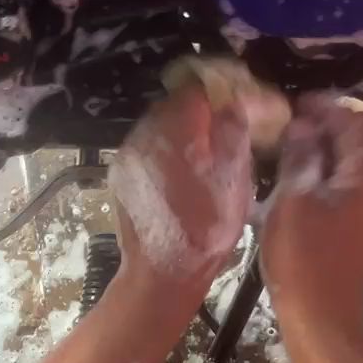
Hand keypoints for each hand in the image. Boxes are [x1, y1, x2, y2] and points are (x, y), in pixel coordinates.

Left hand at [108, 83, 253, 297]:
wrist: (162, 274)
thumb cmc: (205, 230)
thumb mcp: (235, 179)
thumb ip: (234, 131)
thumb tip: (236, 102)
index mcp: (174, 130)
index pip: (198, 88)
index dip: (224, 91)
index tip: (242, 104)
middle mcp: (143, 135)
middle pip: (175, 105)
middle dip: (204, 111)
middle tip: (229, 127)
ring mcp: (127, 156)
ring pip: (159, 126)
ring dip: (184, 132)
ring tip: (209, 152)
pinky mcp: (120, 175)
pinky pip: (147, 148)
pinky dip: (167, 151)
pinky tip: (184, 172)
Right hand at [260, 94, 362, 333]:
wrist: (320, 315)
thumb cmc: (303, 257)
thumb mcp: (293, 200)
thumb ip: (300, 157)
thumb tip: (302, 126)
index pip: (353, 124)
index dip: (325, 108)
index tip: (294, 102)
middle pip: (359, 143)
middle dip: (327, 128)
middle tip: (290, 124)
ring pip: (353, 167)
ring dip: (325, 153)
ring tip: (290, 149)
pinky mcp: (361, 230)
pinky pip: (348, 188)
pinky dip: (326, 176)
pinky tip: (300, 182)